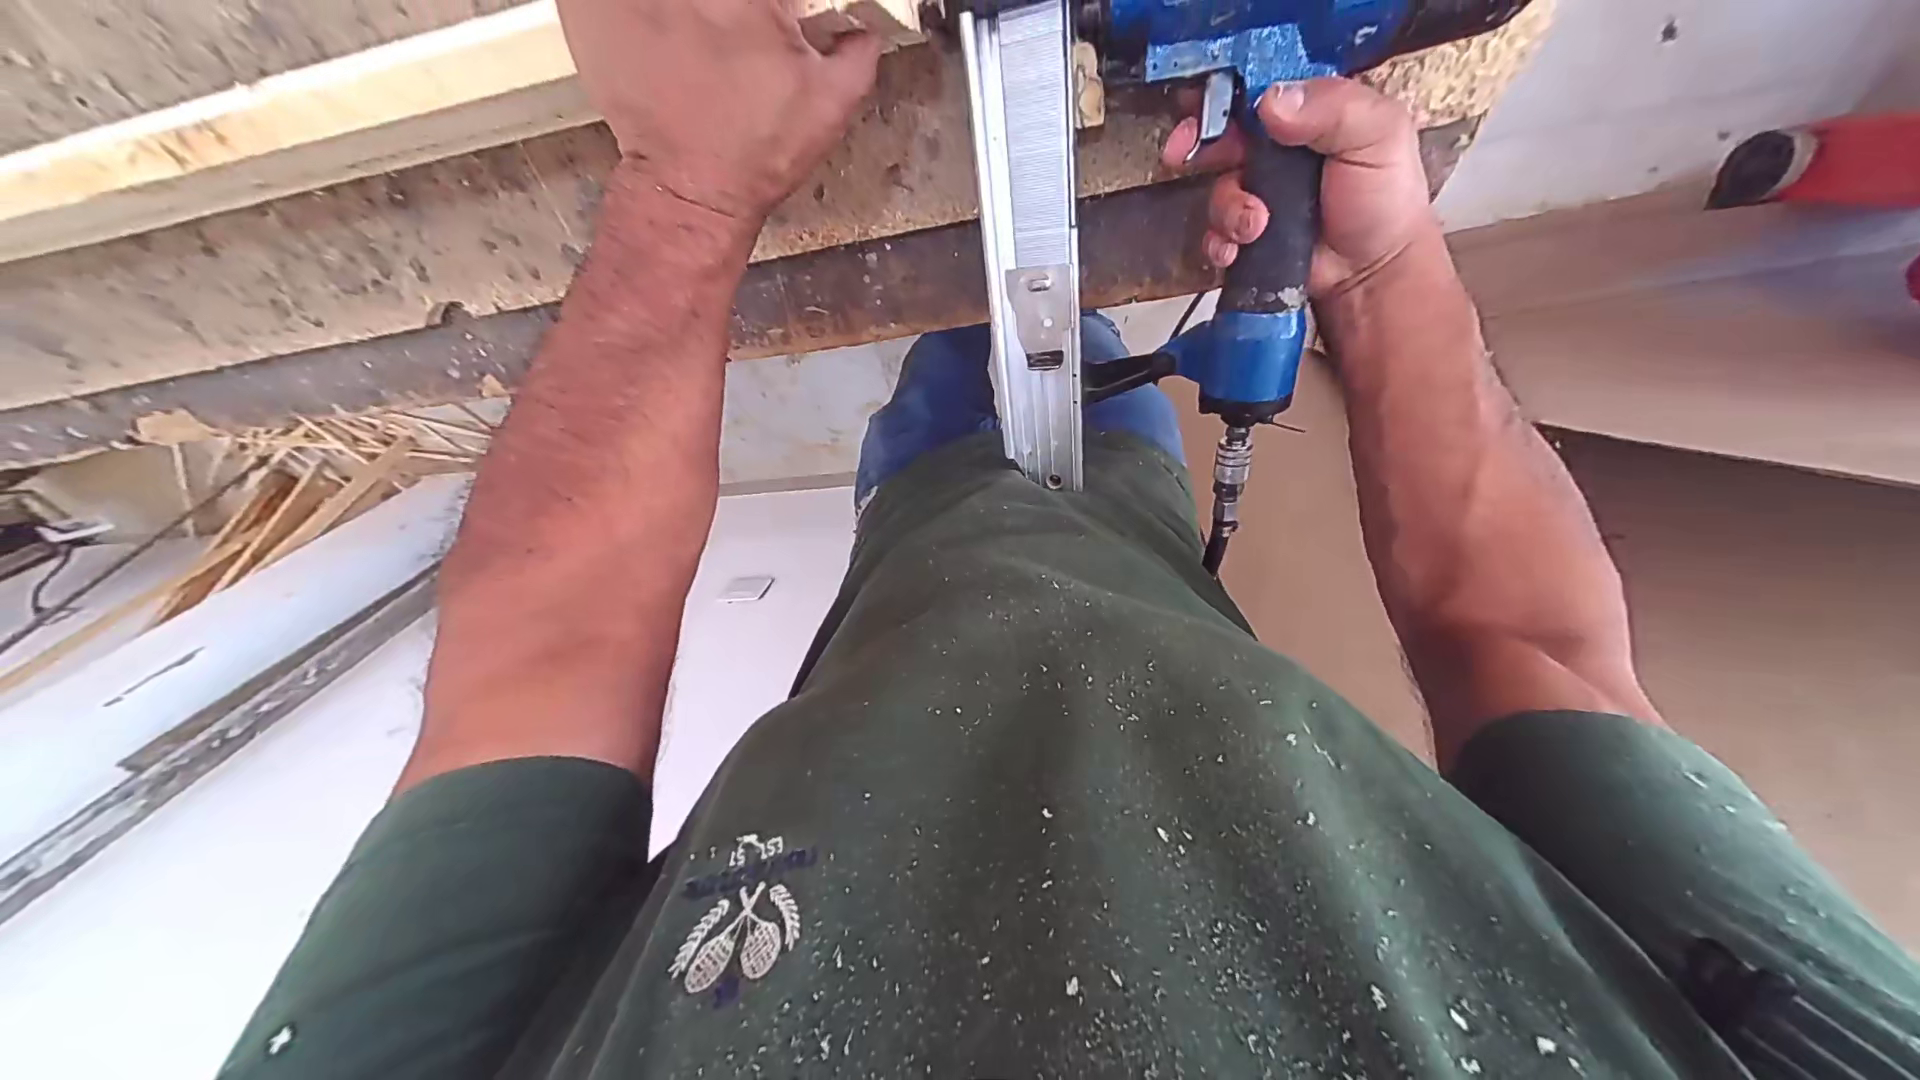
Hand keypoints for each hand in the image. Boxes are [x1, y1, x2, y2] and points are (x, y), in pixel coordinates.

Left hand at [558, 0, 882, 223]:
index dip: (774, 9)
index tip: (776, 23)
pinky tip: (658, 37)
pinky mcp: (587, 1)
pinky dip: (634, 11)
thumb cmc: (760, 152)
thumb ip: (857, 53)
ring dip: (684, 14)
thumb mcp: (829, 107)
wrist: (691, 191)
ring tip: (697, 41)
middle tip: (730, 34)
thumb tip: (865, 25)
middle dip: (725, 14)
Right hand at [1162, 76, 1439, 297]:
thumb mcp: (1377, 134)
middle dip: (1199, 149)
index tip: (1200, 118)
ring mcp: (1257, 199)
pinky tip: (1236, 251)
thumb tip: (1272, 103)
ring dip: (1227, 212)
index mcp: (1307, 118)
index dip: (1222, 104)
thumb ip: (1332, 109)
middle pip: (1222, 143)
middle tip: (1182, 156)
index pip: (1257, 98)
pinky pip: (1214, 237)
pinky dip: (1218, 245)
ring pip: (1218, 195)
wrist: (1371, 271)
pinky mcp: (1245, 239)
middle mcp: (1276, 156)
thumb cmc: (1384, 201)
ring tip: (1255, 227)